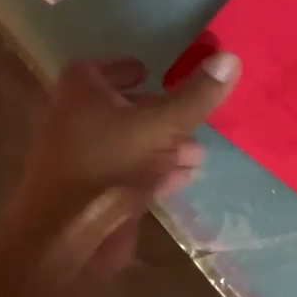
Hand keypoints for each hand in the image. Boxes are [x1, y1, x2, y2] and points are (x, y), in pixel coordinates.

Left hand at [0, 54, 238, 296]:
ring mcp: (74, 161)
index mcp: (78, 95)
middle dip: (156, 110)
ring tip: (194, 153)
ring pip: (123, 142)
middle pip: (115, 108)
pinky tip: (179, 179)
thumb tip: (229, 57)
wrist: (67, 239)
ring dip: (159, 143)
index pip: (95, 68)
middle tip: (186, 113)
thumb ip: (197, 94)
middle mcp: (68, 122)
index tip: (150, 71)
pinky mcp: (84, 194)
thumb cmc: (112, 166)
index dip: (124, 67)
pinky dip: (149, 170)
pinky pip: (121, 172)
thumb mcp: (165, 124)